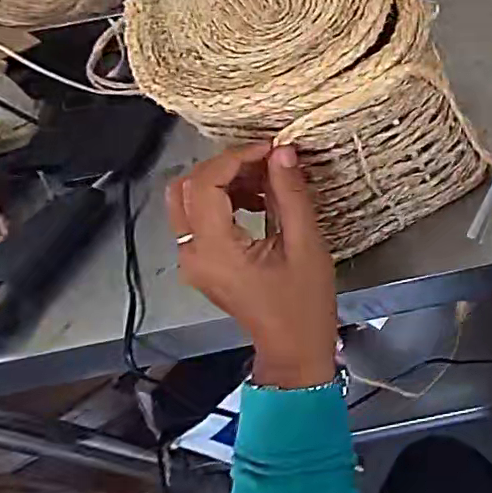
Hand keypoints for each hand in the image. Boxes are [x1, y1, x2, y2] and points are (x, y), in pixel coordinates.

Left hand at [168, 144, 338, 388]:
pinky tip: (262, 201)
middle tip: (268, 162)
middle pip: (186, 188)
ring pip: (190, 199)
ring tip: (270, 181)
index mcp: (214, 249)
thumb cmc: (304, 299)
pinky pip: (200, 216)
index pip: (205, 184)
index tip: (272, 149)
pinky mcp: (202, 261)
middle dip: (227, 165)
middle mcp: (191, 253)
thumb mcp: (305, 243)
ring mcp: (192, 259)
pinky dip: (226, 198)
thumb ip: (290, 194)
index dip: (236, 157)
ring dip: (226, 180)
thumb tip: (282, 153)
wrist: (293, 344)